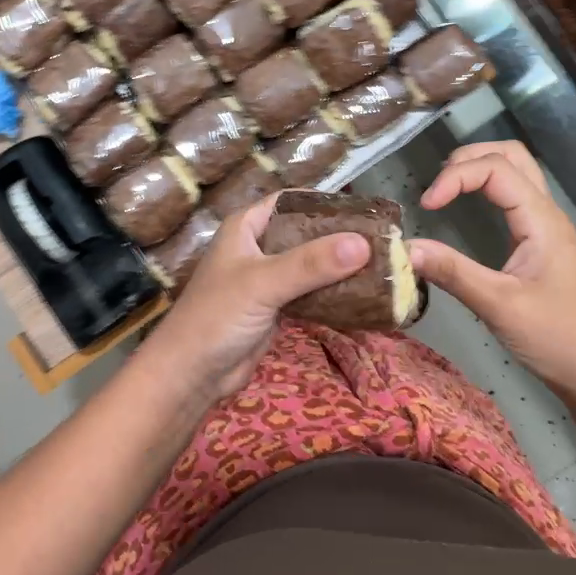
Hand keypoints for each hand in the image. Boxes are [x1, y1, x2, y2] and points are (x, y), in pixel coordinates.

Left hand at [140, 192, 368, 400]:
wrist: (191, 374)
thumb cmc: (218, 317)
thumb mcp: (263, 283)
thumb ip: (311, 264)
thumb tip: (364, 244)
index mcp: (245, 227)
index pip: (290, 201)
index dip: (324, 202)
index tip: (365, 211)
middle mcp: (256, 247)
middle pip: (305, 233)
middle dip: (339, 238)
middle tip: (384, 242)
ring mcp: (266, 279)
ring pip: (310, 265)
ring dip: (339, 268)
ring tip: (383, 268)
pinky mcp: (275, 309)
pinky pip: (310, 293)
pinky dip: (333, 294)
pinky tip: (363, 298)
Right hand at [408, 142, 575, 401]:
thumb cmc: (557, 339)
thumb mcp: (498, 306)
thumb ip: (452, 273)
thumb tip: (404, 248)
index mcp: (542, 221)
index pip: (495, 169)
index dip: (454, 177)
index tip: (425, 206)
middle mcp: (548, 215)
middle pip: (511, 156)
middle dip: (468, 158)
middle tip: (436, 186)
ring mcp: (548, 229)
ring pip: (517, 174)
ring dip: (479, 170)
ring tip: (444, 191)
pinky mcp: (543, 245)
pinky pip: (516, 198)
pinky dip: (487, 190)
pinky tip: (466, 211)